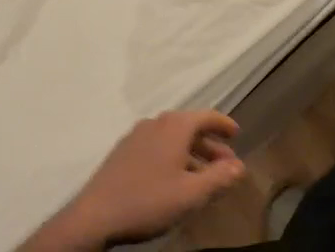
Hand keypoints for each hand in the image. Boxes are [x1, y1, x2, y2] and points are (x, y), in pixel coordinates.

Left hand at [26, 111, 245, 251]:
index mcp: (175, 126)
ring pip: (172, 139)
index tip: (236, 134)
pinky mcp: (122, 152)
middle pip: (190, 128)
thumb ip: (219, 178)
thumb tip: (240, 167)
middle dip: (209, 146)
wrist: (94, 217)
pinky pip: (157, 147)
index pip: (207, 117)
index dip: (224, 125)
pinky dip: (172, 157)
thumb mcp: (190, 195)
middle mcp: (157, 122)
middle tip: (225, 164)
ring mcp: (137, 136)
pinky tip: (173, 179)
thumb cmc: (148, 201)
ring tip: (202, 176)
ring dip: (191, 154)